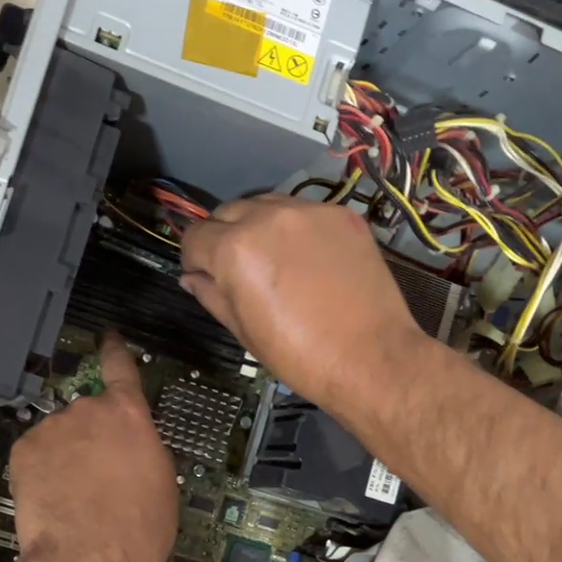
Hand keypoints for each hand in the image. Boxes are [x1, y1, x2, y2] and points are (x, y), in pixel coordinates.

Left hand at [8, 332, 177, 561]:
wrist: (91, 557)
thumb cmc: (139, 528)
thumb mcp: (162, 482)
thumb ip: (144, 449)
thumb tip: (131, 450)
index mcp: (129, 415)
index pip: (121, 367)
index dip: (114, 349)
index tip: (107, 336)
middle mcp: (88, 411)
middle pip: (87, 414)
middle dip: (89, 437)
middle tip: (97, 476)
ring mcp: (51, 428)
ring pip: (58, 436)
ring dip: (64, 455)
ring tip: (74, 496)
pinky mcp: (24, 450)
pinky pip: (34, 454)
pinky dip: (39, 471)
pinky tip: (52, 499)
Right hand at [180, 195, 429, 413]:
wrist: (368, 356)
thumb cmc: (296, 353)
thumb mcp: (241, 329)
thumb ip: (211, 294)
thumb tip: (192, 278)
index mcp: (235, 249)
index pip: (195, 236)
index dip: (193, 259)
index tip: (202, 276)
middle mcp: (267, 217)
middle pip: (227, 212)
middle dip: (222, 237)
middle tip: (236, 270)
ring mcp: (308, 211)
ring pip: (265, 205)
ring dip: (257, 226)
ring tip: (271, 260)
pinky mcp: (342, 215)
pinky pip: (303, 212)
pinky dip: (294, 230)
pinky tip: (306, 260)